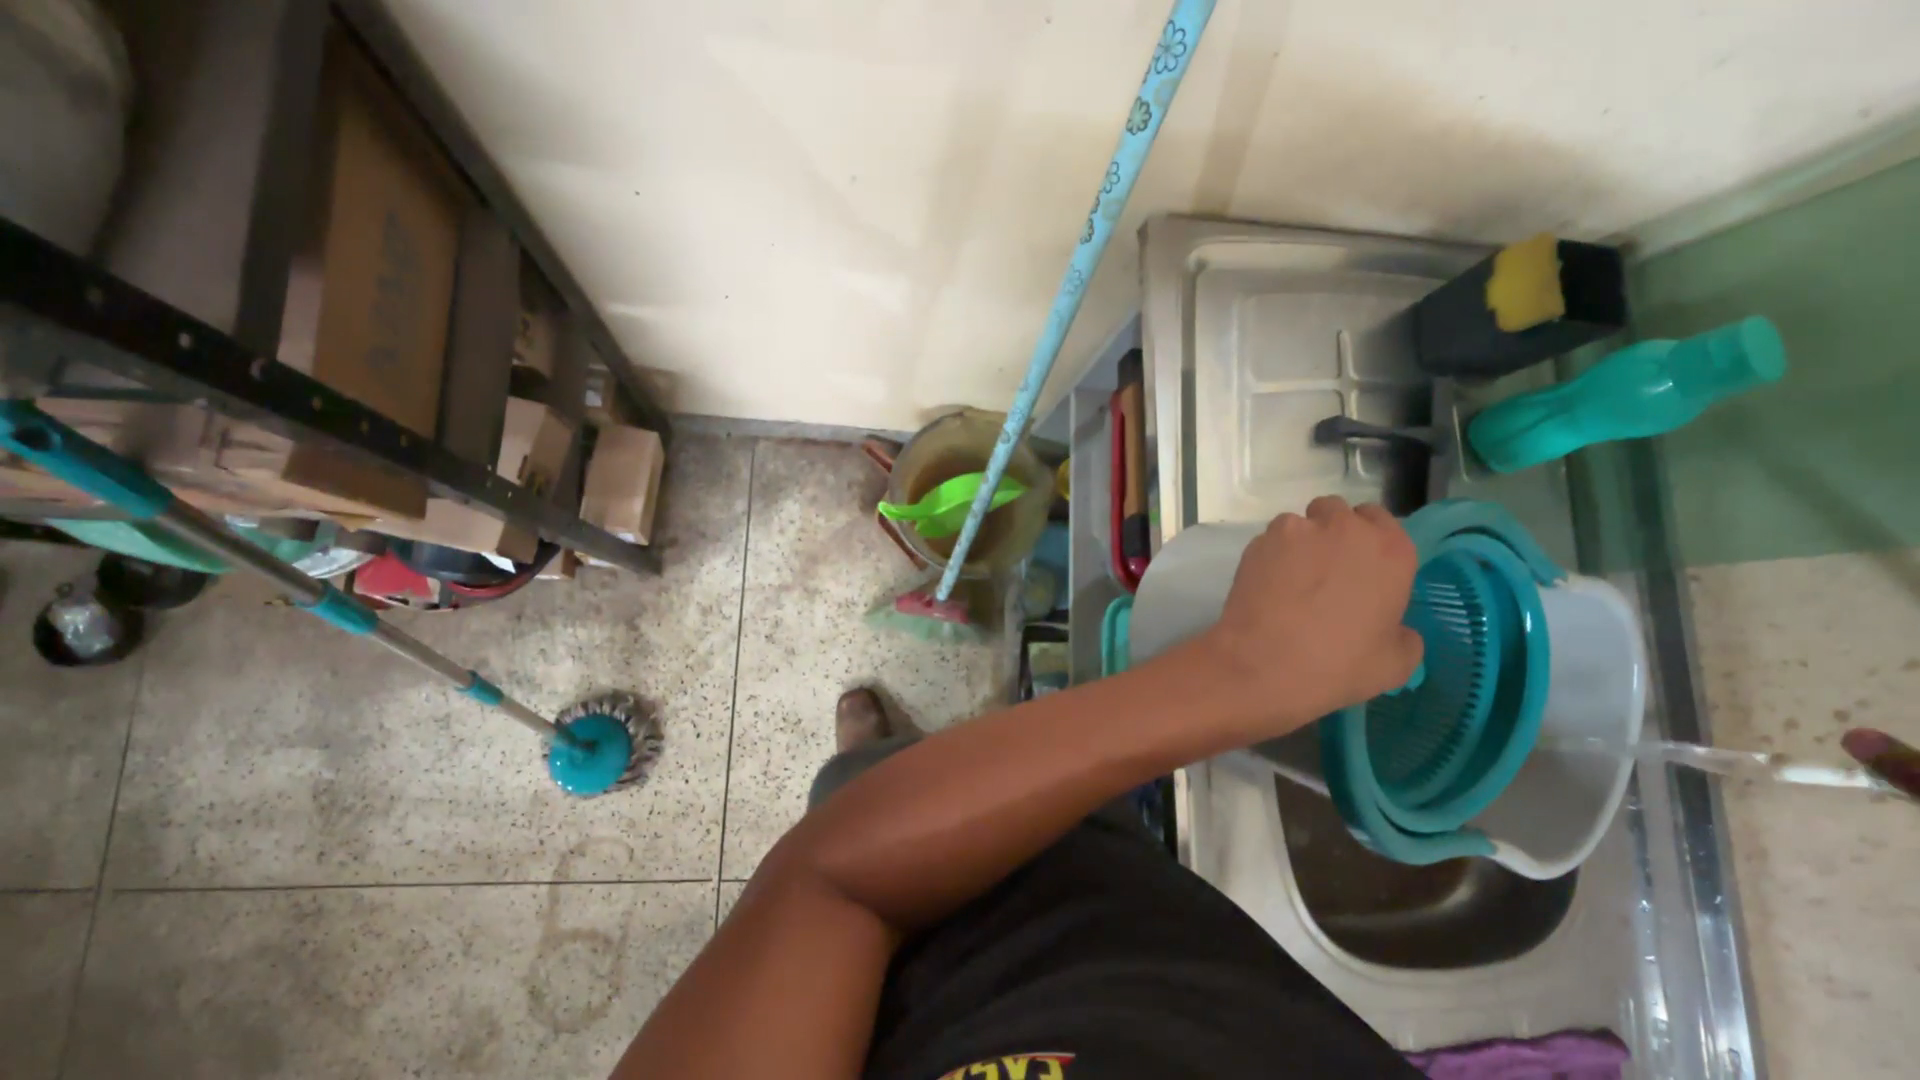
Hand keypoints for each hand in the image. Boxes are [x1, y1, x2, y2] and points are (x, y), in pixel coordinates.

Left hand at [1200, 496, 1422, 735]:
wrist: (1264, 664)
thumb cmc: (1338, 665)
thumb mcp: (1395, 663)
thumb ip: (1403, 635)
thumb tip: (1395, 630)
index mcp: (1389, 550)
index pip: (1383, 522)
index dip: (1370, 542)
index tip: (1362, 567)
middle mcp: (1345, 528)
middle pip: (1339, 513)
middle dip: (1334, 533)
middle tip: (1327, 571)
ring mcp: (1297, 530)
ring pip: (1301, 524)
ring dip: (1301, 543)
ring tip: (1293, 580)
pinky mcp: (1259, 542)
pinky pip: (1271, 541)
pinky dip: (1272, 557)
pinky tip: (1268, 587)